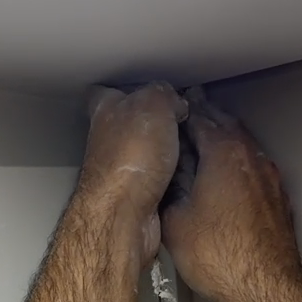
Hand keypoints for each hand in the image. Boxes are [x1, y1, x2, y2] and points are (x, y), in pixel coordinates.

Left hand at [80, 83, 186, 265]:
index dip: (127, 88)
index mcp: (105, 110)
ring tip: (196, 144)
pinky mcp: (133, 195)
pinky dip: (172, 176)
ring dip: (168, 150)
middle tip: (186, 118)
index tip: (152, 90)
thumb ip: (164, 93)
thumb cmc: (133, 153)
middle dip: (157, 121)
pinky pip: (157, 178)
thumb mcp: (154, 104)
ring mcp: (119, 169)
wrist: (124, 214)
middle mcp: (107, 139)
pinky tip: (190, 173)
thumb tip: (176, 103)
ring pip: (146, 152)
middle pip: (131, 122)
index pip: (106, 91)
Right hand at [162, 87, 301, 301]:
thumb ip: (167, 191)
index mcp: (223, 152)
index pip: (199, 118)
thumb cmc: (219, 255)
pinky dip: (239, 159)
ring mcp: (269, 176)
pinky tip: (229, 171)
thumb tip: (164, 180)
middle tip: (189, 106)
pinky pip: (254, 165)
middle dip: (206, 114)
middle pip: (226, 123)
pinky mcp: (278, 197)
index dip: (181, 110)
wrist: (266, 289)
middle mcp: (250, 156)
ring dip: (225, 135)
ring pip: (244, 143)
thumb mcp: (174, 222)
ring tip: (207, 134)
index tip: (168, 106)